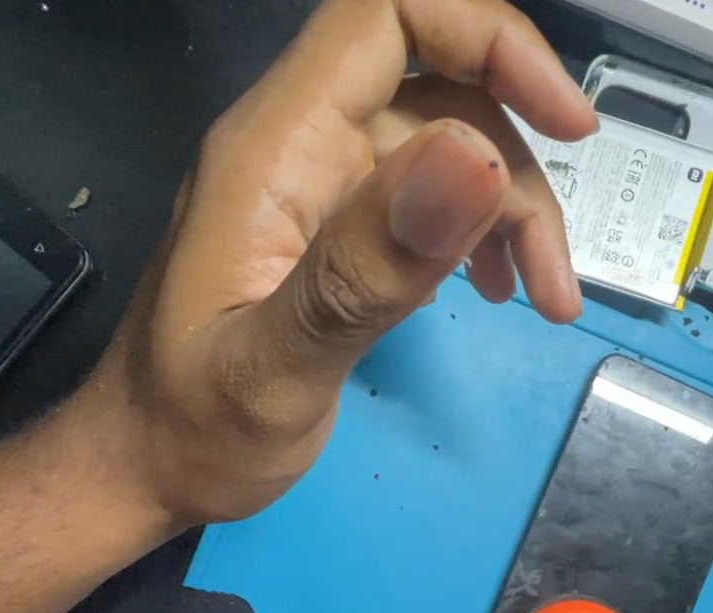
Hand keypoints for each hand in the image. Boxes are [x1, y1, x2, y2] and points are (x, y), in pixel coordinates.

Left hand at [73, 0, 596, 529]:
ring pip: (444, 154)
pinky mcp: (334, 239)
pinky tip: (489, 290)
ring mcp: (318, 195)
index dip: (488, 37)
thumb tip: (476, 162)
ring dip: (509, 215)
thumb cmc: (193, 432)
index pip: (388, 17)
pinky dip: (474, 238)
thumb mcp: (274, 369)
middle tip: (554, 282)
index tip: (566, 125)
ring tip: (541, 300)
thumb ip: (362, 271)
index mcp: (273, 152)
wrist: (146, 468)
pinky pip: (424, 205)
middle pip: (438, 93)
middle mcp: (298, 151)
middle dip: (517, 172)